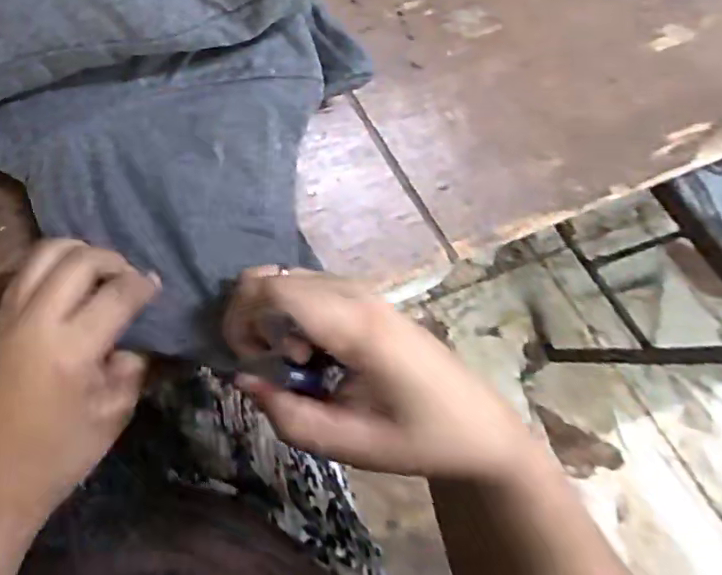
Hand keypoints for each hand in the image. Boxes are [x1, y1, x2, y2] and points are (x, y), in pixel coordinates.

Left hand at [0, 239, 159, 535]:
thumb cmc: (62, 453)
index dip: (142, 285)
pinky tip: (68, 279)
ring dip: (78, 251)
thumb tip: (140, 329)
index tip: (155, 284)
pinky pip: (26, 267)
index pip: (115, 294)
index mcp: (72, 350)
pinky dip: (52, 262)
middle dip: (112, 260)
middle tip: (128, 276)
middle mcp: (39, 320)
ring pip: (47, 251)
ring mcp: (12, 313)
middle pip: (80, 260)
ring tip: (98, 269)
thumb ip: (132, 364)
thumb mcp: (114, 413)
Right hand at [224, 266, 540, 482]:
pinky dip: (283, 309)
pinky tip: (308, 348)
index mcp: (355, 325)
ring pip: (280, 276)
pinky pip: (298, 283)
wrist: (479, 424)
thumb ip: (290, 417)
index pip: (274, 291)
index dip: (243, 320)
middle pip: (269, 276)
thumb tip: (242, 378)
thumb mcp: (351, 444)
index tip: (252, 362)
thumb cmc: (419, 438)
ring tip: (292, 358)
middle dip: (249, 316)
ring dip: (266, 313)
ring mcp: (354, 285)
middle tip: (267, 361)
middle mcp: (351, 291)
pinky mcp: (355, 290)